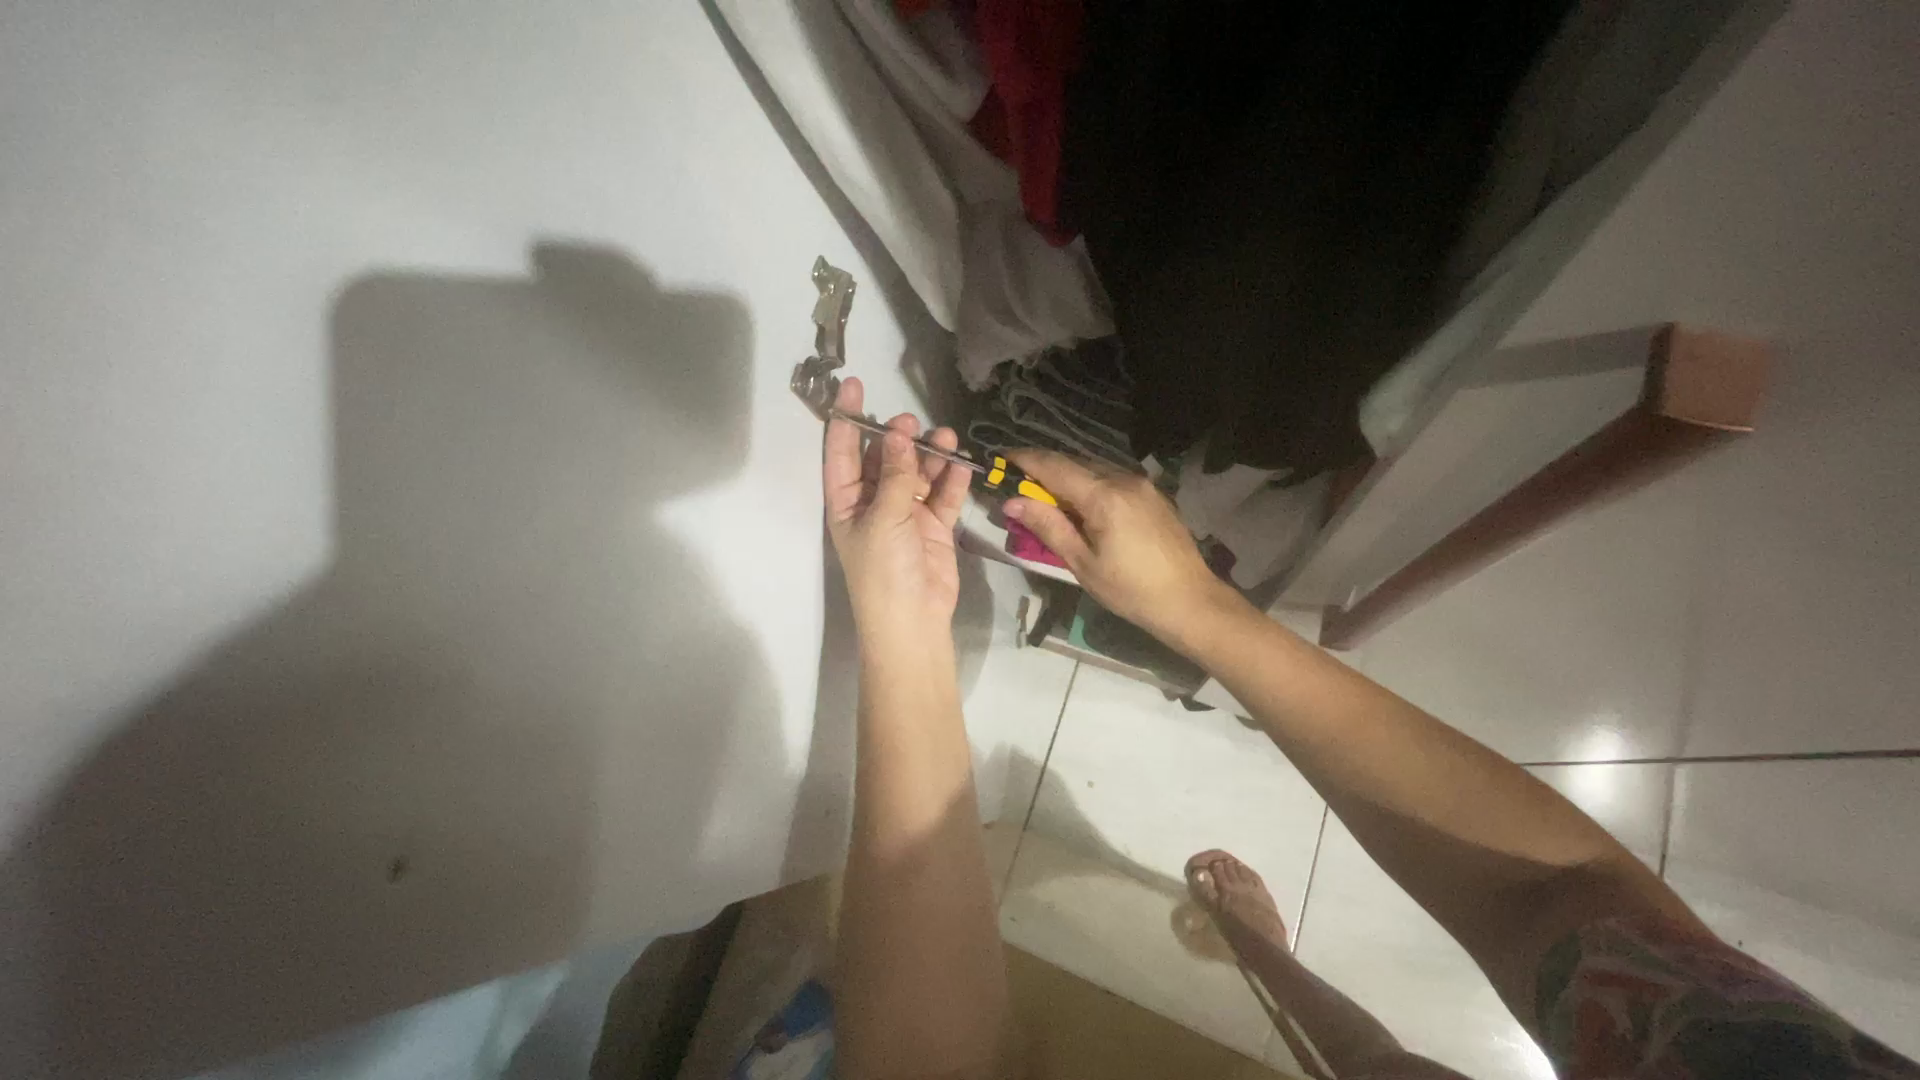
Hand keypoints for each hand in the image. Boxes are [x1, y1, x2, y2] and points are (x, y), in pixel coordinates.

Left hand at [823, 378, 971, 639]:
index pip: (842, 452)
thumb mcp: (883, 518)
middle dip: (897, 437)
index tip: (853, 385)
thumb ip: (895, 475)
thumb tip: (897, 433)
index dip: (846, 418)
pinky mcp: (934, 526)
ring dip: (930, 455)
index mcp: (846, 501)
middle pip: (884, 457)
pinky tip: (961, 465)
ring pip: (918, 472)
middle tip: (912, 423)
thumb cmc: (883, 570)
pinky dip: (952, 480)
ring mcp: (906, 513)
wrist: (912, 621)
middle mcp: (874, 502)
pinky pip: (943, 494)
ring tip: (946, 438)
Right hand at [1003, 449, 1240, 643]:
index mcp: (1103, 496)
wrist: (1190, 600)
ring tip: (1046, 496)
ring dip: (1067, 475)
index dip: (1024, 460)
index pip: (1054, 466)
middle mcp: (1123, 479)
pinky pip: (1112, 478)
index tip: (1000, 459)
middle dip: (1043, 468)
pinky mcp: (1152, 495)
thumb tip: (1013, 502)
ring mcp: (1142, 484)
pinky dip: (1089, 484)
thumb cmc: (1131, 590)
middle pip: (1073, 462)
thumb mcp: (1082, 563)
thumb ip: (1048, 527)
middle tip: (1018, 483)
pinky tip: (1081, 506)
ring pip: (1094, 468)